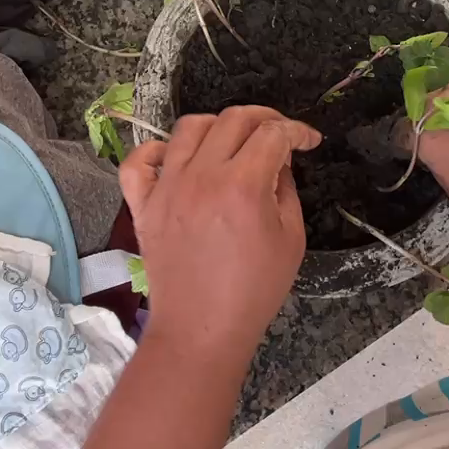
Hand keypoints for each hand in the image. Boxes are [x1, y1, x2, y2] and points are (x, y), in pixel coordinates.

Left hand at [119, 106, 319, 374]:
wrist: (200, 331)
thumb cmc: (253, 291)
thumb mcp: (291, 239)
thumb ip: (286, 189)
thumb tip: (278, 159)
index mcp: (244, 186)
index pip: (274, 133)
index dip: (298, 131)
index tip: (308, 141)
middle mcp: (203, 176)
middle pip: (234, 118)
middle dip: (264, 117)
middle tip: (278, 134)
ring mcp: (167, 187)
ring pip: (190, 126)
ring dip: (218, 125)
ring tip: (232, 142)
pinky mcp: (143, 204)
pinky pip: (139, 161)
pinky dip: (156, 151)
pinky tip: (175, 160)